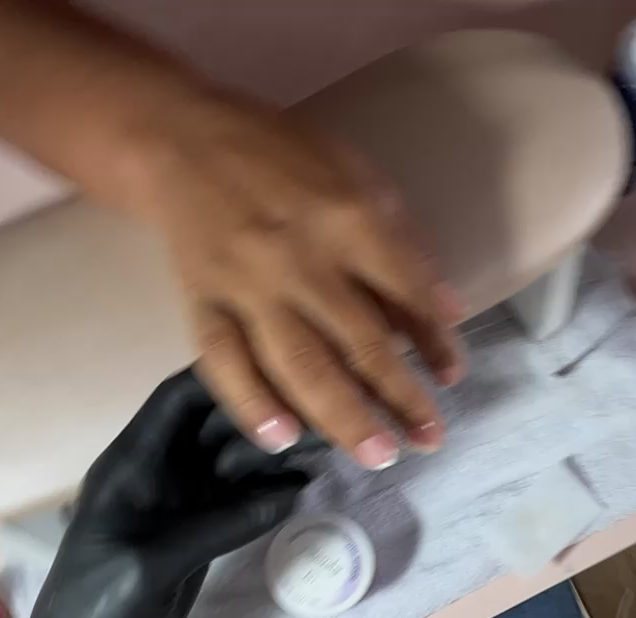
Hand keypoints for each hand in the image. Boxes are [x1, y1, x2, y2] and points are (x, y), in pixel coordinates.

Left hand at [0, 371, 308, 617]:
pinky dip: (272, 486)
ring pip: (235, 457)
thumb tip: (288, 490)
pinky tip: (309, 479)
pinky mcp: (200, 526)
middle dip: (266, 411)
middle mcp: (159, 469)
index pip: (179, 399)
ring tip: (328, 439)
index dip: (226, 375)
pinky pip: (241, 495)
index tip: (281, 361)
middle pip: (217, 424)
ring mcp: (182, 498)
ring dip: (276, 448)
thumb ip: (218, 525)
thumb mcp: (153, 565)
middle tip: (324, 404)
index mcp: (131, 463)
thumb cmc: (99, 609)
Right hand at [133, 90, 466, 468]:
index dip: (435, 342)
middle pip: (358, 343)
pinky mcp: (204, 305)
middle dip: (399, 398)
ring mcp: (247, 288)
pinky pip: (225, 364)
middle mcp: (300, 260)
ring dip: (342, 417)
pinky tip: (282, 440)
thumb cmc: (286, 162)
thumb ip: (404, 248)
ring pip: (299, 365)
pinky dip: (252, 405)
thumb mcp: (360, 181)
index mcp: (348, 220)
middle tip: (427, 442)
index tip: (452, 381)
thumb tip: (450, 314)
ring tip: (376, 455)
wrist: (183, 142)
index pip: (405, 292)